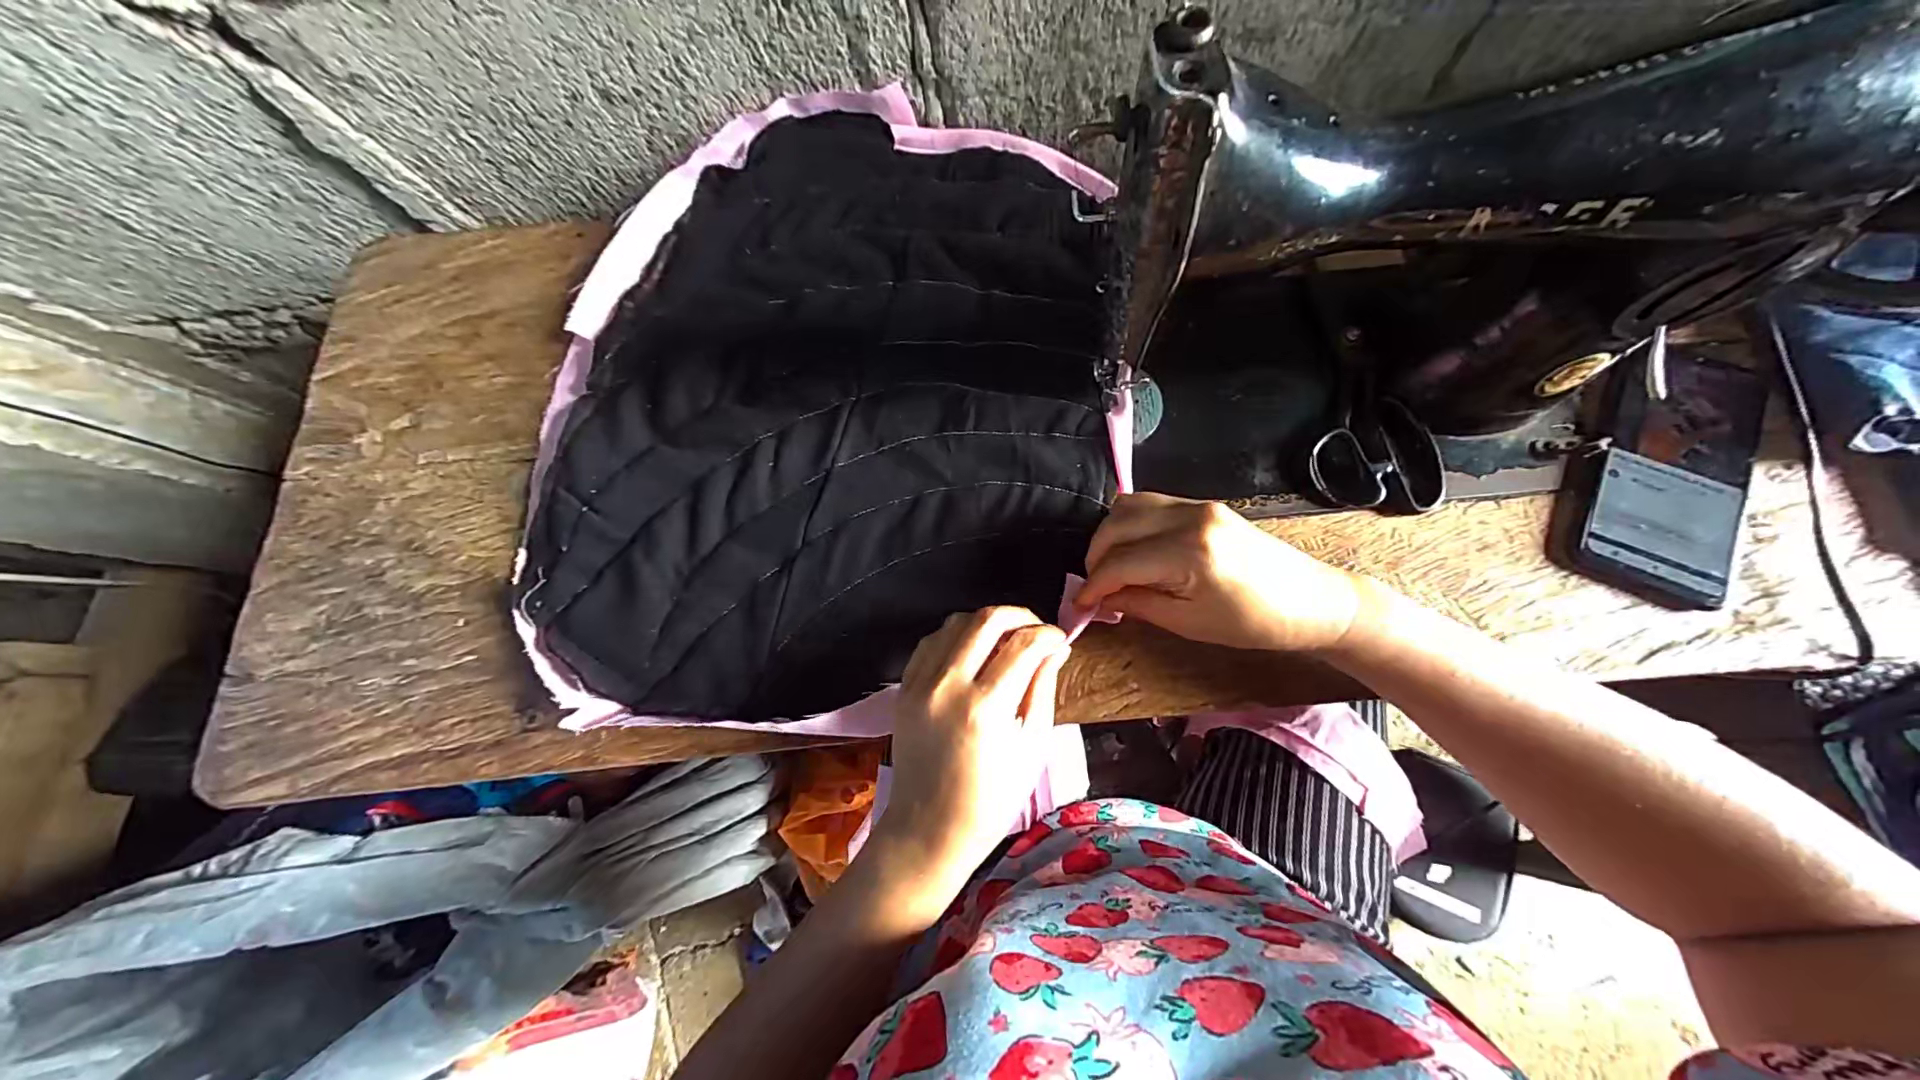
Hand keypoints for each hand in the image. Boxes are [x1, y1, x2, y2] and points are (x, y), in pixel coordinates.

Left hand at [873, 606, 1069, 891]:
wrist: (928, 828)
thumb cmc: (990, 799)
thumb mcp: (1031, 748)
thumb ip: (1042, 689)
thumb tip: (1055, 649)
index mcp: (986, 707)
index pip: (1023, 645)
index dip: (1048, 633)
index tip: (1059, 639)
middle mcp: (948, 686)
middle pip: (987, 619)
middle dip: (1021, 616)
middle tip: (1037, 630)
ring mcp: (920, 684)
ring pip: (956, 622)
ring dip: (987, 623)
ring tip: (1007, 640)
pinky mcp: (903, 687)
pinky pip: (931, 641)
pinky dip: (956, 636)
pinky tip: (972, 651)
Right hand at [1076, 492, 1364, 652]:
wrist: (1312, 601)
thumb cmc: (1254, 623)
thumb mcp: (1188, 624)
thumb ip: (1137, 604)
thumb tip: (1099, 600)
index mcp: (1188, 552)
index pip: (1118, 562)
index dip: (1092, 586)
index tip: (1079, 606)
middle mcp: (1188, 517)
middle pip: (1115, 526)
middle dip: (1095, 558)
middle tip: (1096, 590)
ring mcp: (1197, 505)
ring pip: (1128, 507)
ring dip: (1110, 537)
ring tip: (1112, 569)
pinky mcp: (1203, 504)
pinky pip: (1150, 504)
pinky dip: (1130, 525)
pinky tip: (1134, 551)